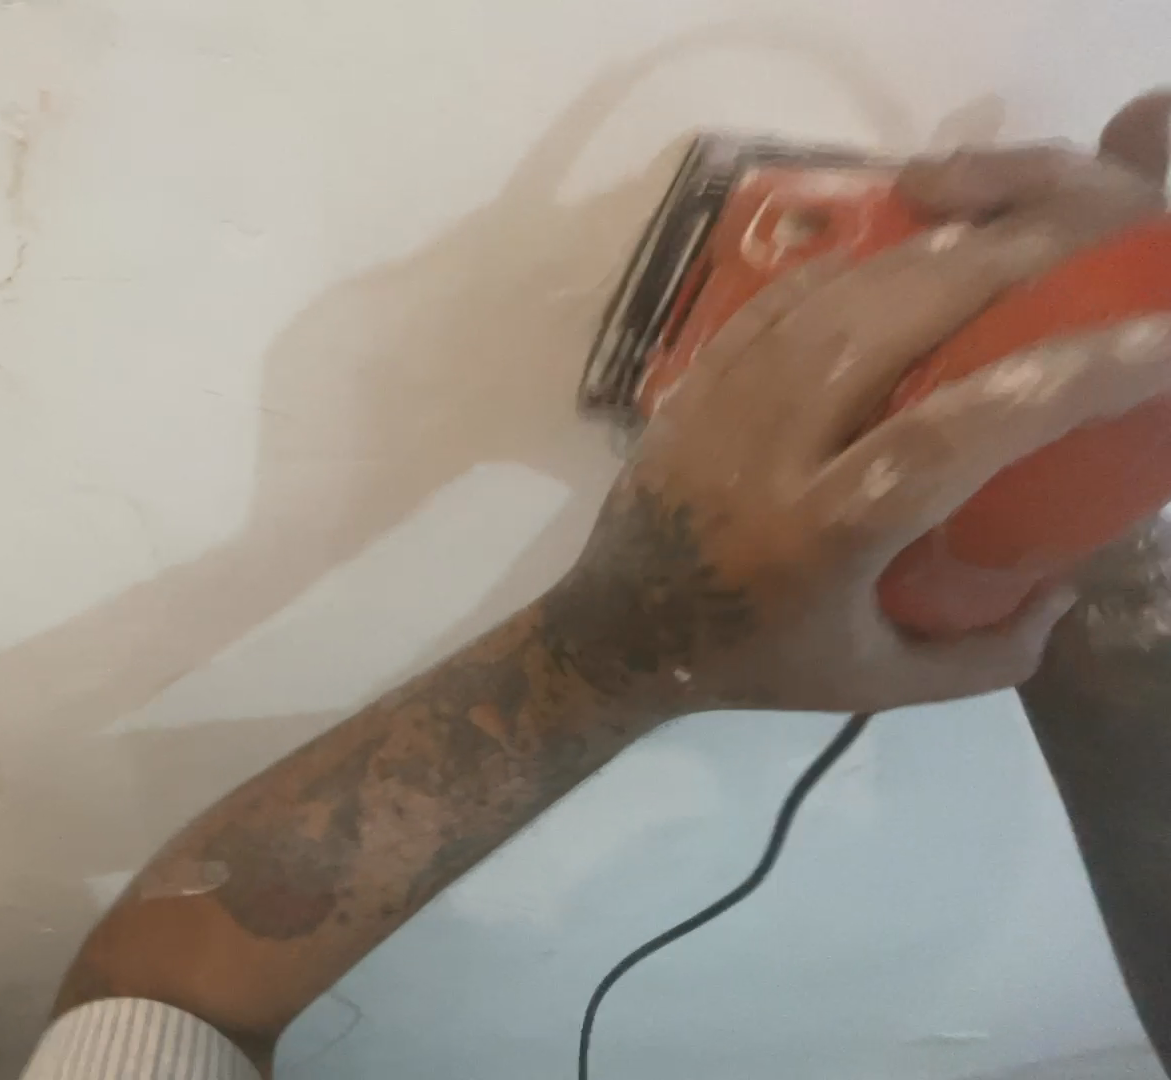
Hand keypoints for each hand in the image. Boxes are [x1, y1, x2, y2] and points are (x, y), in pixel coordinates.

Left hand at [549, 92, 1170, 714]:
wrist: (617, 632)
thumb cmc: (749, 662)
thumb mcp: (879, 682)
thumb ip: (993, 648)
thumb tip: (1071, 580)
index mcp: (820, 533)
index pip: (952, 432)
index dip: (1065, 374)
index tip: (1161, 335)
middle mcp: (761, 459)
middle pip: (878, 333)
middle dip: (998, 266)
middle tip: (1094, 230)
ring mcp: (711, 420)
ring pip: (817, 310)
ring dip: (918, 256)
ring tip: (1005, 227)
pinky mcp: (680, 403)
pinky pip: (757, 318)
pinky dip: (829, 275)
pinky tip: (889, 255)